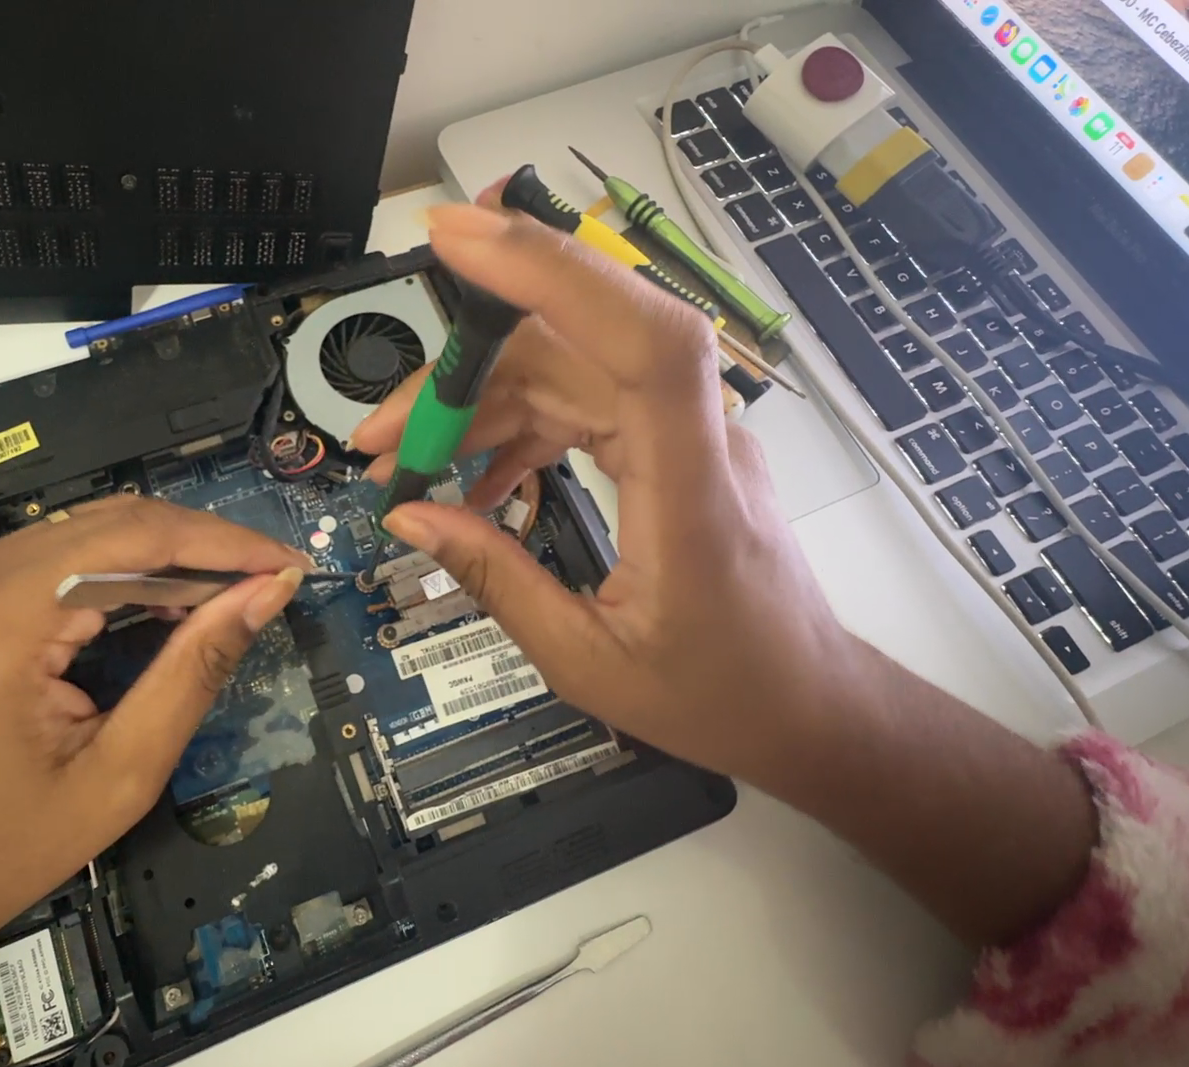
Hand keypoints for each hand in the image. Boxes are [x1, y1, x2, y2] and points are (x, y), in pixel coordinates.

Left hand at [0, 496, 309, 927]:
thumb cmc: (7, 845)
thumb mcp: (123, 769)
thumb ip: (196, 669)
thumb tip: (267, 594)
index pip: (136, 537)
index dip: (225, 542)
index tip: (289, 563)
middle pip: (117, 522)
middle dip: (205, 545)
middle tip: (270, 581)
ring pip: (94, 530)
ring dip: (171, 555)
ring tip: (233, 593)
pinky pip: (65, 556)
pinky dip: (128, 570)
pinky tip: (170, 602)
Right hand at [351, 198, 868, 776]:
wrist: (807, 707)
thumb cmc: (713, 696)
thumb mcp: (585, 659)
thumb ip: (494, 578)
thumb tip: (406, 517)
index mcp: (690, 490)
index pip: (640, 337)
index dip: (552, 270)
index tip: (459, 236)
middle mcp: (697, 438)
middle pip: (575, 350)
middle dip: (464, 374)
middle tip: (382, 433)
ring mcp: (689, 436)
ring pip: (570, 375)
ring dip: (479, 408)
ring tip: (406, 462)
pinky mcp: (673, 449)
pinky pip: (585, 410)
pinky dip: (519, 433)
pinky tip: (471, 483)